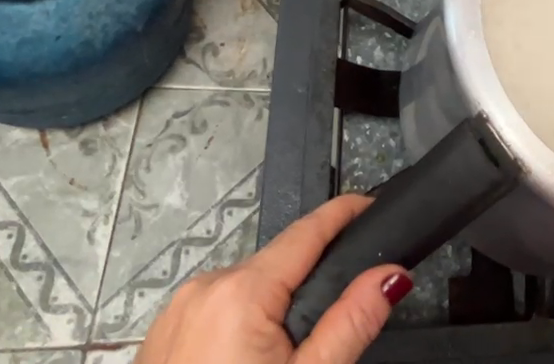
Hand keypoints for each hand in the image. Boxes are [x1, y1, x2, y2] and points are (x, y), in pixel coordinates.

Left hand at [135, 195, 410, 363]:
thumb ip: (351, 323)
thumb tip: (392, 275)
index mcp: (242, 290)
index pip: (307, 230)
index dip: (343, 213)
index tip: (370, 204)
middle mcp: (205, 286)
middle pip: (277, 263)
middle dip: (308, 280)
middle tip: (333, 322)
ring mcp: (178, 309)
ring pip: (245, 288)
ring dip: (272, 307)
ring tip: (286, 357)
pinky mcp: (161, 334)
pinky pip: (214, 310)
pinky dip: (237, 325)